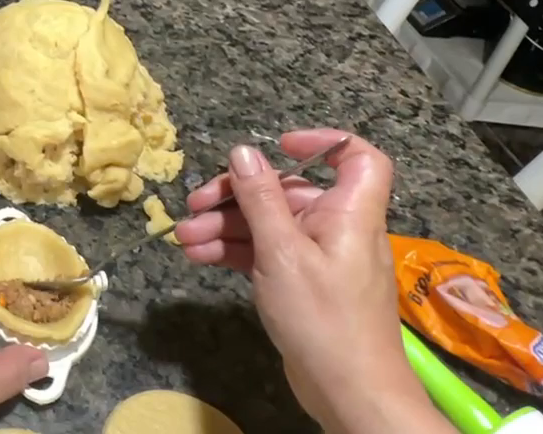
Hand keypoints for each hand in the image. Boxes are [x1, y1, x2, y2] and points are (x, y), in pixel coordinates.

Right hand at [174, 131, 448, 433]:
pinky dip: (234, 251)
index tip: (279, 145)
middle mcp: (335, 228)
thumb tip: (243, 150)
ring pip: (268, 224)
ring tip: (185, 239)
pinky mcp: (302, 284)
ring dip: (225, 227)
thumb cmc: (324, 319)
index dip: (323, 143)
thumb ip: (260, 199)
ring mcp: (318, 258)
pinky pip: (265, 252)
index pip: (357, 159)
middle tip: (195, 206)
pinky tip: (198, 257)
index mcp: (348, 213)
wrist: (353, 399)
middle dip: (236, 196)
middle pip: (287, 191)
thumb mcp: (282, 253)